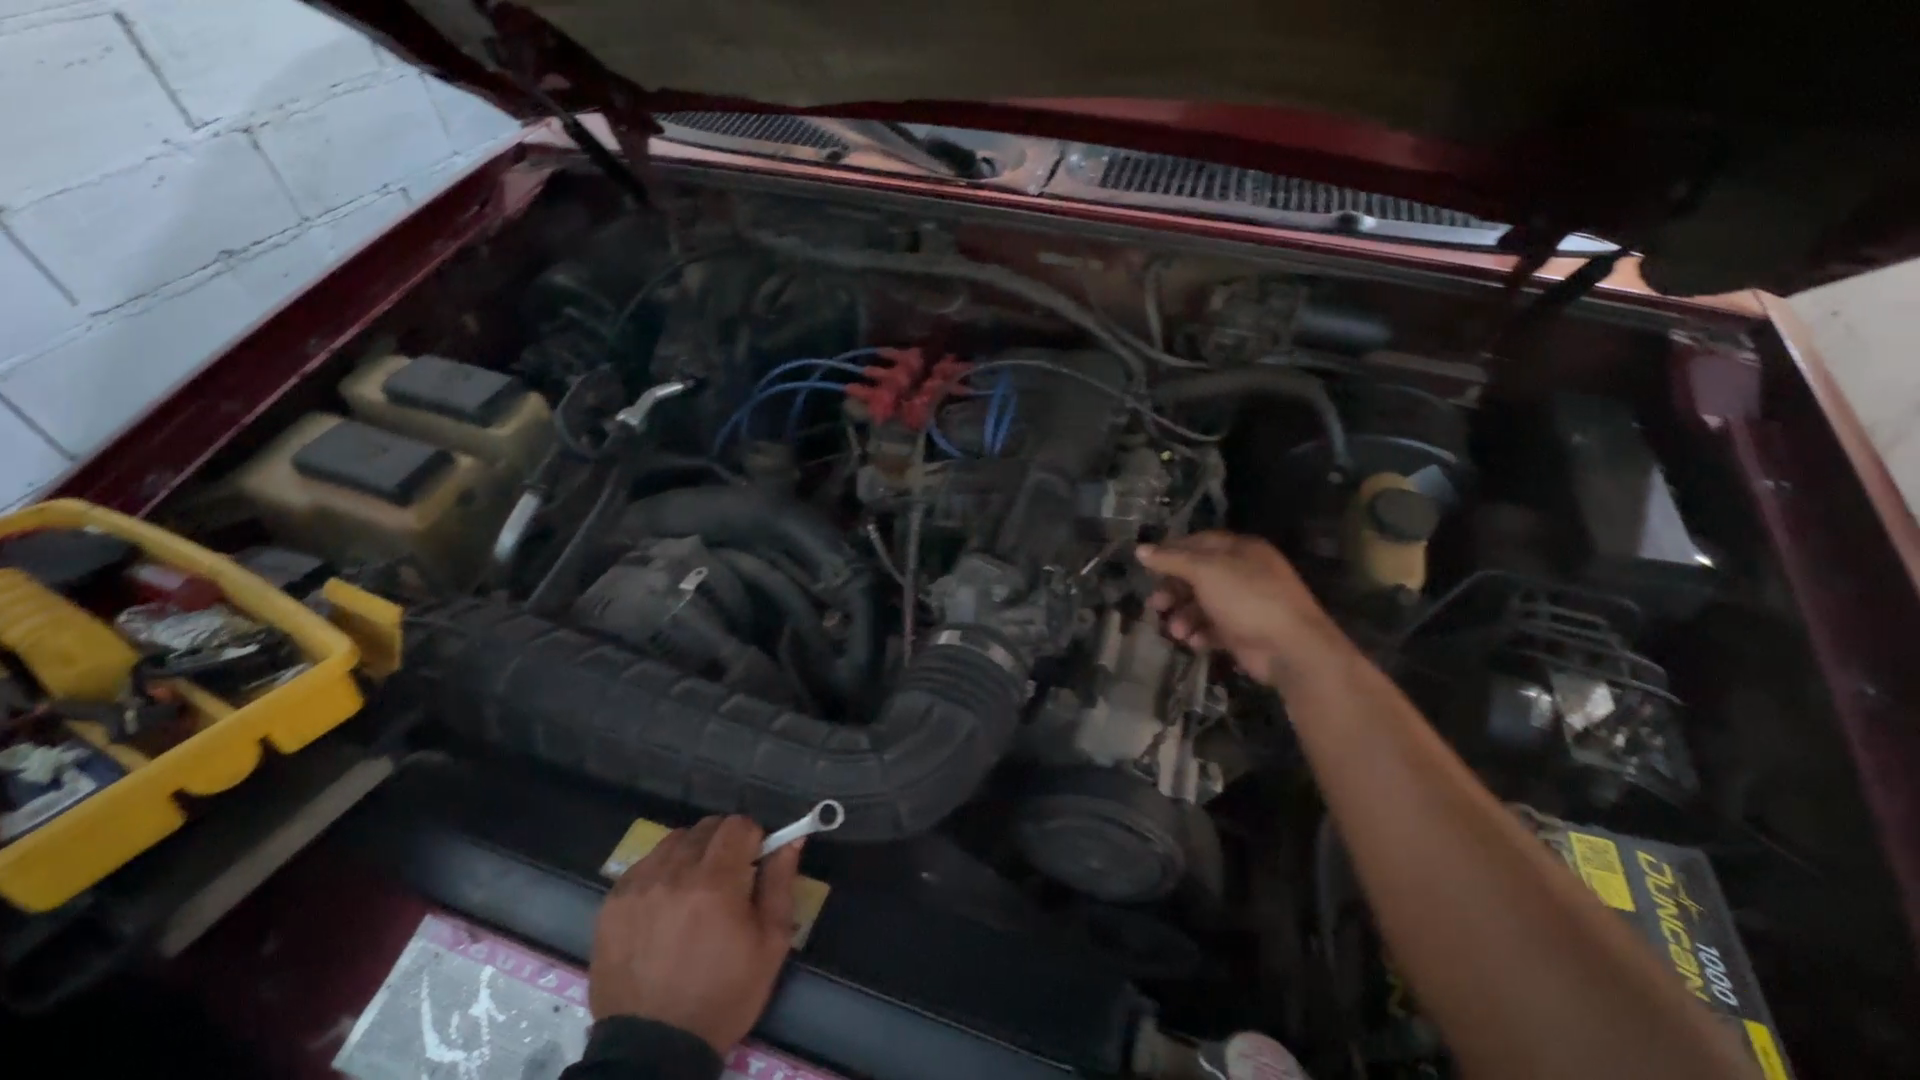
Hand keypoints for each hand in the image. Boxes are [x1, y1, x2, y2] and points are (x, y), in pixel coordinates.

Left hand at [589, 815, 802, 1054]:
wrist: (654, 1046)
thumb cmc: (723, 996)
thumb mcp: (770, 945)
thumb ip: (780, 884)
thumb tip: (791, 841)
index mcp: (715, 883)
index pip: (738, 825)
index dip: (754, 838)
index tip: (755, 862)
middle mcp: (673, 873)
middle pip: (705, 827)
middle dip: (724, 843)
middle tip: (729, 878)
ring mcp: (637, 886)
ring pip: (673, 842)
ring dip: (692, 855)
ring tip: (695, 891)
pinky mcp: (612, 902)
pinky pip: (644, 866)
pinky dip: (662, 873)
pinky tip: (666, 905)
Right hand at [1136, 532, 1349, 689]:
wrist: (1289, 646)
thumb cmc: (1247, 598)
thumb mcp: (1206, 571)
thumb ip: (1172, 560)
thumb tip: (1141, 549)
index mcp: (1240, 550)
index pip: (1199, 543)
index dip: (1171, 552)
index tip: (1147, 566)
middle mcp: (1243, 573)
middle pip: (1198, 576)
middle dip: (1174, 590)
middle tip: (1155, 605)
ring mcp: (1244, 604)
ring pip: (1203, 605)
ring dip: (1184, 617)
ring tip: (1176, 632)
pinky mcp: (1244, 632)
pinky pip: (1214, 629)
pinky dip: (1201, 634)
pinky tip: (1194, 642)